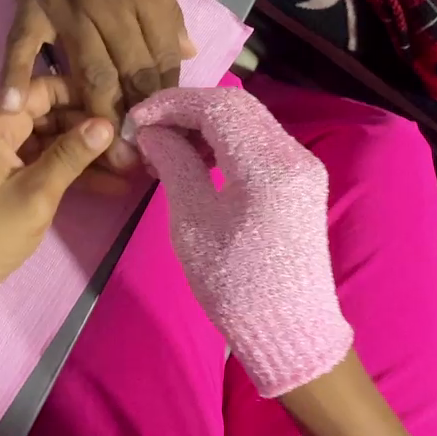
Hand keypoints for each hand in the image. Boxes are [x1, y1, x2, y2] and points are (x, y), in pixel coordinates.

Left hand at [0, 77, 115, 303]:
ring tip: (129, 166)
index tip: (121, 106)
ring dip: (85, 154)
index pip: (44, 89)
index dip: (83, 95)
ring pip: (50, 142)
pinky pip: (42, 164)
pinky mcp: (4, 180)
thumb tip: (107, 123)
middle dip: (90, 129)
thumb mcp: (35, 193)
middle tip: (132, 145)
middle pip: (50, 114)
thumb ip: (70, 155)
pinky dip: (70, 173)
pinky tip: (109, 186)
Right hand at [4, 0, 194, 169]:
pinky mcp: (30, 3)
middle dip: (139, 116)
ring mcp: (65, 7)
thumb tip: (182, 52)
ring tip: (107, 153)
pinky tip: (13, 107)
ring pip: (87, 71)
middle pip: (129, 72)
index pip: (161, 55)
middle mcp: (109, 5)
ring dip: (98, 114)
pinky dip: (16, 76)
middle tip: (144, 157)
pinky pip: (21, 46)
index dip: (167, 92)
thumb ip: (166, 7)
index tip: (169, 124)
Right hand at [129, 87, 351, 396]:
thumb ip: (174, 165)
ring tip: (165, 147)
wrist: (290, 331)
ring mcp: (301, 165)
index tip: (135, 119)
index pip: (217, 106)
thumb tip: (152, 132)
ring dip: (204, 122)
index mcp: (267, 164)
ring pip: (247, 118)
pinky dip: (223, 138)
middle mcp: (292, 153)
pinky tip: (195, 159)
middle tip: (148, 128)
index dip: (171, 104)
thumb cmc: (235, 283)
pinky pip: (257, 139)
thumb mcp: (193, 222)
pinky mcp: (299, 179)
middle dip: (186, 108)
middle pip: (235, 104)